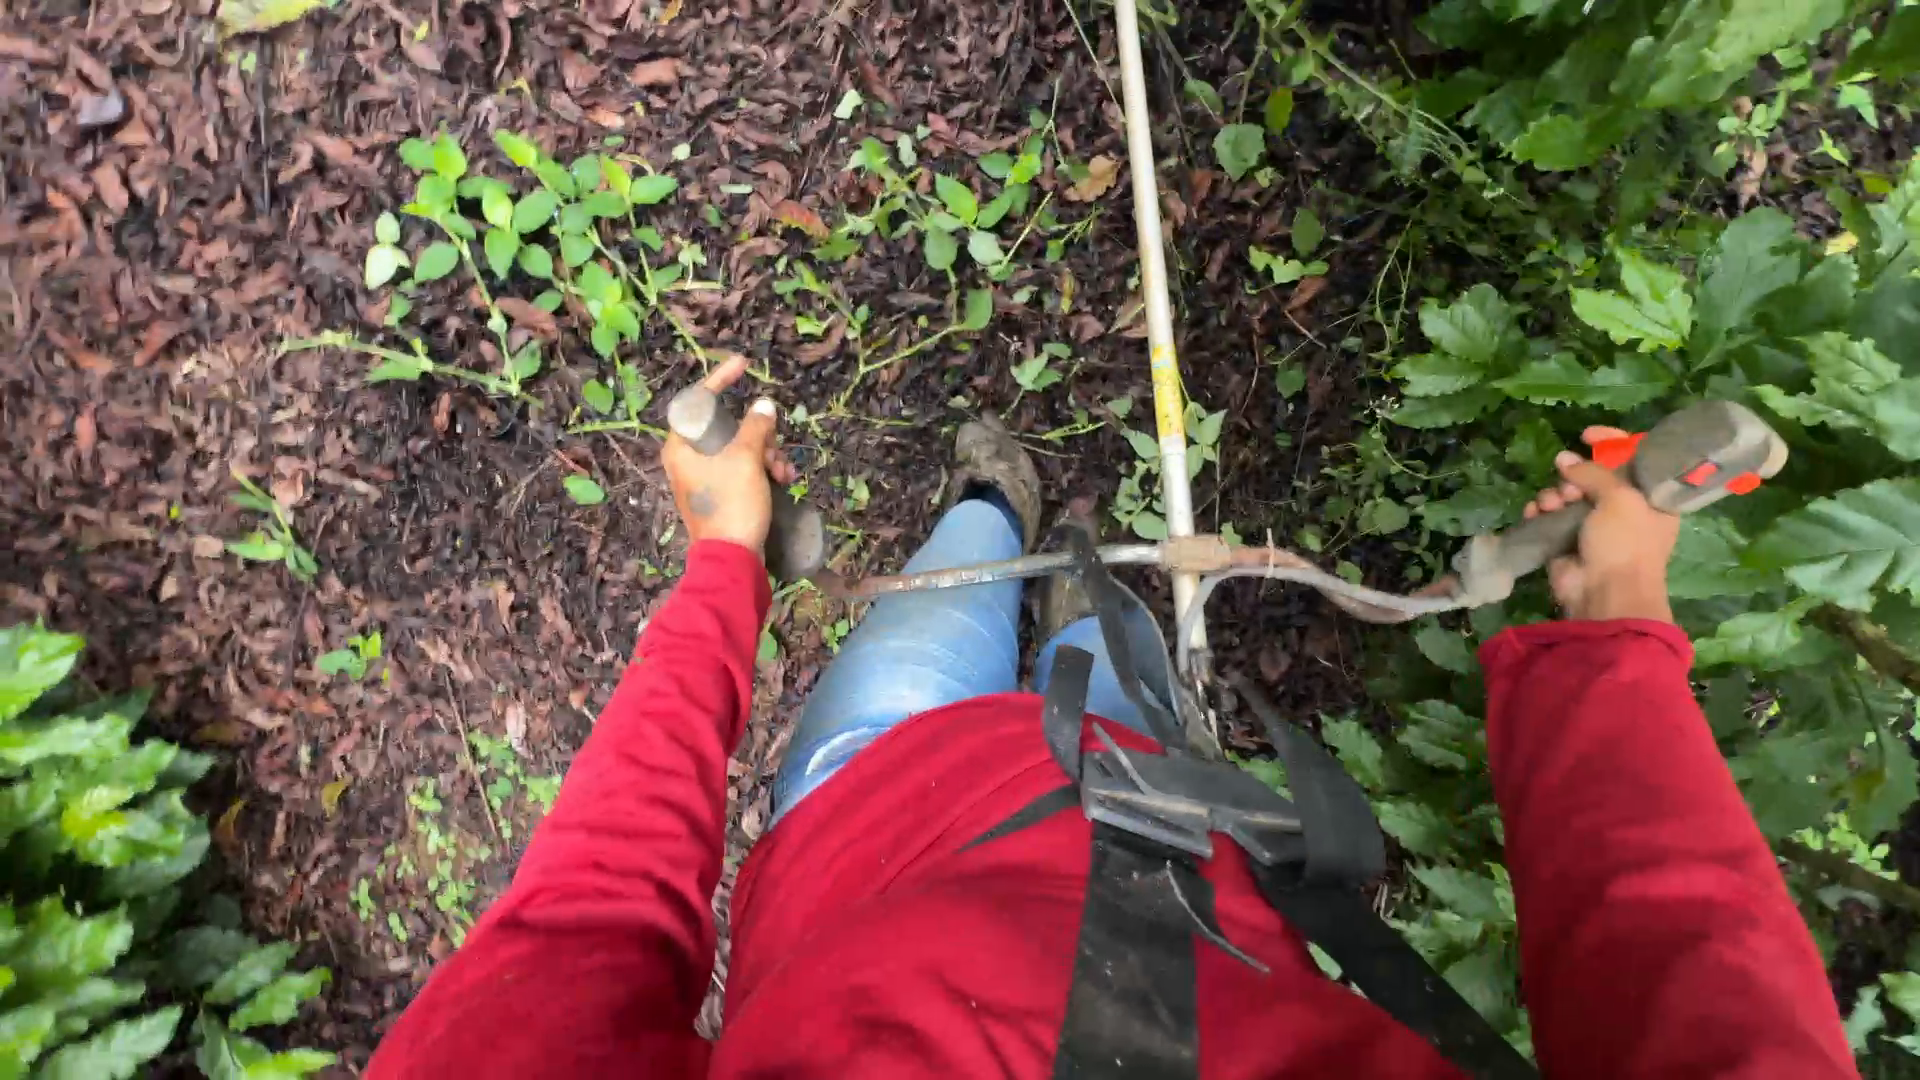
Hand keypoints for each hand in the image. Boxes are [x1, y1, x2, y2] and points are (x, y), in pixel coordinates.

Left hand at [660, 356, 796, 556]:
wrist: (733, 560)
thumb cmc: (731, 504)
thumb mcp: (746, 460)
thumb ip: (756, 427)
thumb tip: (765, 406)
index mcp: (680, 447)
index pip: (697, 401)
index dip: (720, 380)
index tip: (743, 364)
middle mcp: (687, 460)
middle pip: (726, 427)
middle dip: (759, 434)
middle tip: (775, 449)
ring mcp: (704, 479)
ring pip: (740, 449)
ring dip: (767, 455)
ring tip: (783, 473)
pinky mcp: (722, 496)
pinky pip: (744, 470)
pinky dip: (763, 471)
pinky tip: (783, 481)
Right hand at [1523, 426, 1678, 622]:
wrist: (1604, 591)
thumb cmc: (1626, 543)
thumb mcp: (1620, 499)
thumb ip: (1593, 474)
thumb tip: (1563, 459)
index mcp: (1651, 497)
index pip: (1635, 459)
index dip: (1613, 442)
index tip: (1587, 434)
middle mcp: (1623, 508)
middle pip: (1592, 476)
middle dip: (1574, 475)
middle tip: (1567, 484)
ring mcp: (1592, 525)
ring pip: (1566, 494)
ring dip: (1553, 494)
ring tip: (1550, 505)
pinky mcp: (1564, 539)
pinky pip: (1548, 515)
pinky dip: (1539, 511)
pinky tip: (1535, 513)